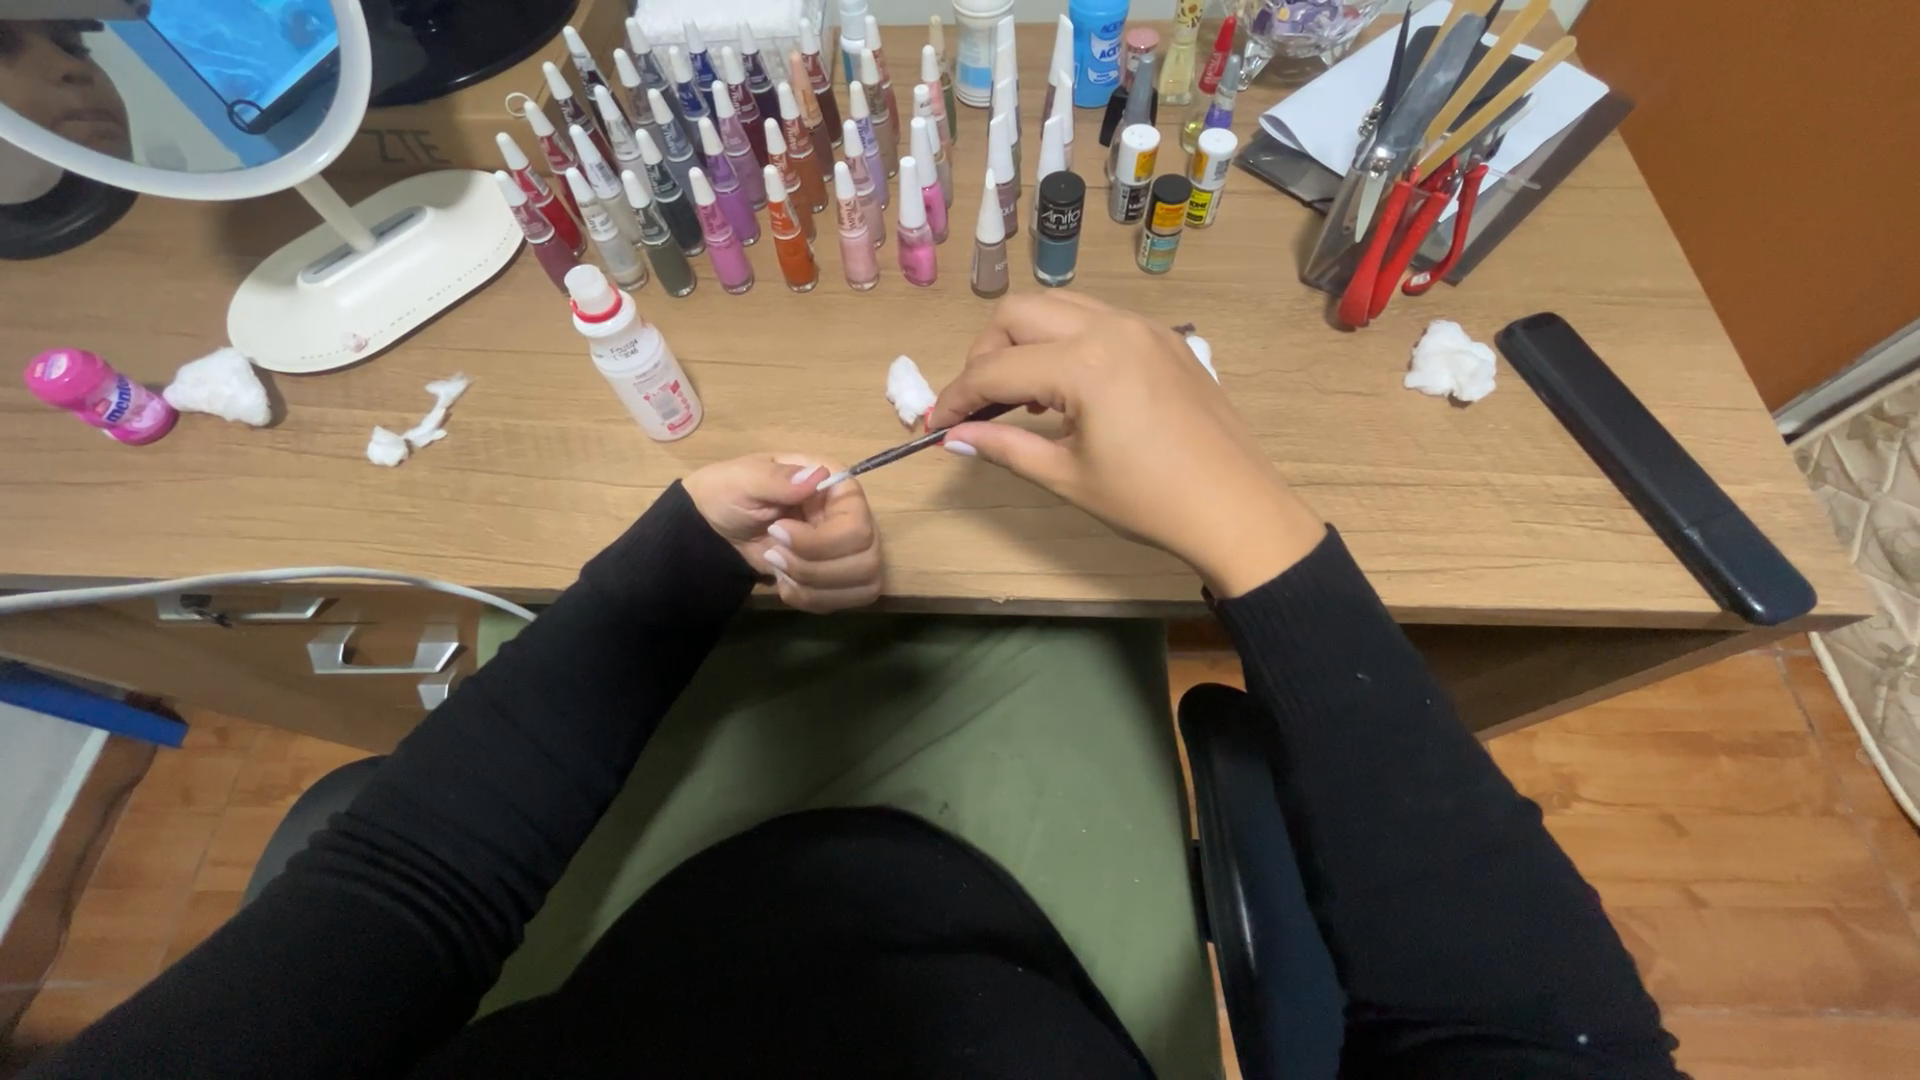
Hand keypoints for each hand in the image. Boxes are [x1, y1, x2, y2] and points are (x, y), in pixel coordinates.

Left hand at [683, 454, 883, 612]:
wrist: (714, 528)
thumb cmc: (731, 493)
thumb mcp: (745, 479)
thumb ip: (779, 479)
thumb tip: (818, 476)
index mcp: (839, 489)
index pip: (859, 527)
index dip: (821, 542)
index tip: (777, 531)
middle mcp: (855, 519)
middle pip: (866, 561)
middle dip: (812, 568)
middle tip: (773, 553)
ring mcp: (851, 550)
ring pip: (863, 584)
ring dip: (812, 586)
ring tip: (778, 566)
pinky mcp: (842, 578)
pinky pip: (846, 601)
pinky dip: (810, 599)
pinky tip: (785, 583)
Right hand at [929, 294, 1324, 597]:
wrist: (1235, 507)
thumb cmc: (1148, 501)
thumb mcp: (1067, 477)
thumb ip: (1004, 446)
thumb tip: (954, 436)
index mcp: (1086, 364)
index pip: (995, 368)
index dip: (957, 395)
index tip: (938, 422)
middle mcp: (1111, 327)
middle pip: (1019, 313)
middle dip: (986, 353)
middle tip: (981, 403)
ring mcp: (1142, 326)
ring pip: (1058, 307)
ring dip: (1025, 340)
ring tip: (1024, 396)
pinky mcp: (1162, 337)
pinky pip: (1096, 319)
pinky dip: (1065, 341)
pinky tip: (1069, 387)